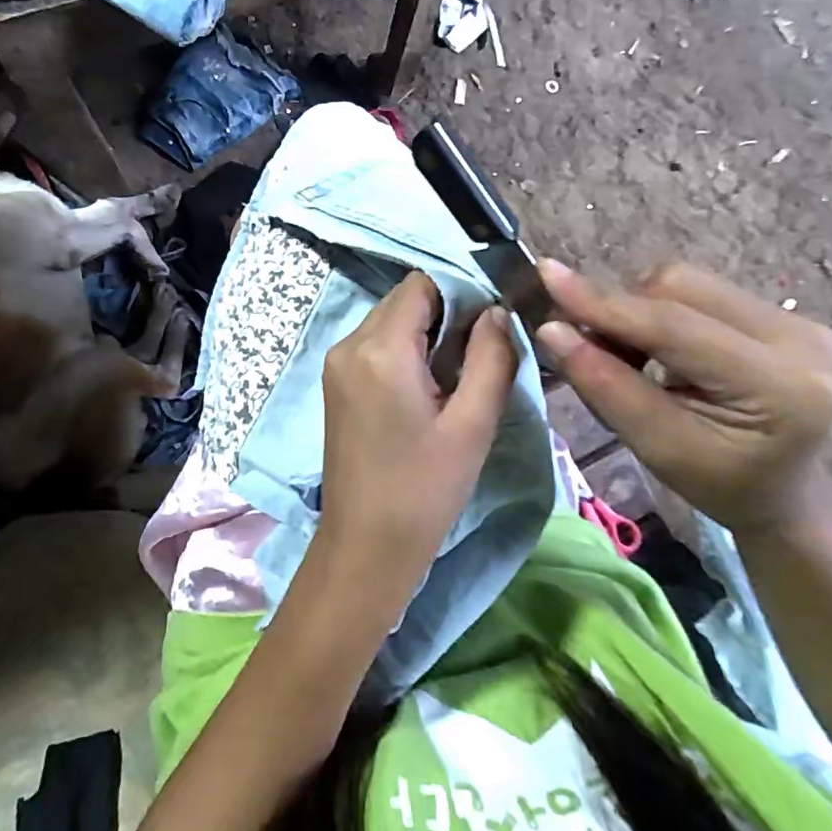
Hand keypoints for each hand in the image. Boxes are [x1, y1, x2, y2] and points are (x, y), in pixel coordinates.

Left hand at [320, 273, 517, 578]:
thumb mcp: (472, 423)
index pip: (423, 284)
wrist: (366, 546)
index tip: (490, 325)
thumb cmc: (425, 488)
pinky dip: (404, 352)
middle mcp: (349, 344)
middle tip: (477, 357)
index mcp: (380, 348)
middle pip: (403, 300)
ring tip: (455, 379)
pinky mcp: (335, 385)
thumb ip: (491, 356)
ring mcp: (336, 365)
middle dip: (444, 314)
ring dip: (425, 335)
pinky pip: (375, 347)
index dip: (461, 293)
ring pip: (389, 322)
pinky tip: (426, 391)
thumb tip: (496, 311)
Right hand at [533, 259, 831, 535]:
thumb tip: (552, 329)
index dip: (604, 303)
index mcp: (778, 383)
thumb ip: (606, 386)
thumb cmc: (718, 484)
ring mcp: (799, 319)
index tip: (545, 276)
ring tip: (631, 357)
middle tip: (589, 347)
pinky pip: (703, 291)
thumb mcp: (657, 447)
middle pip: (681, 288)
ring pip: (688, 283)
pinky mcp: (787, 313)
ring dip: (639, 310)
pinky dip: (662, 312)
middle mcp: (801, 336)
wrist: (781, 492)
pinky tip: (661, 350)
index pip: (674, 326)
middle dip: (622, 310)